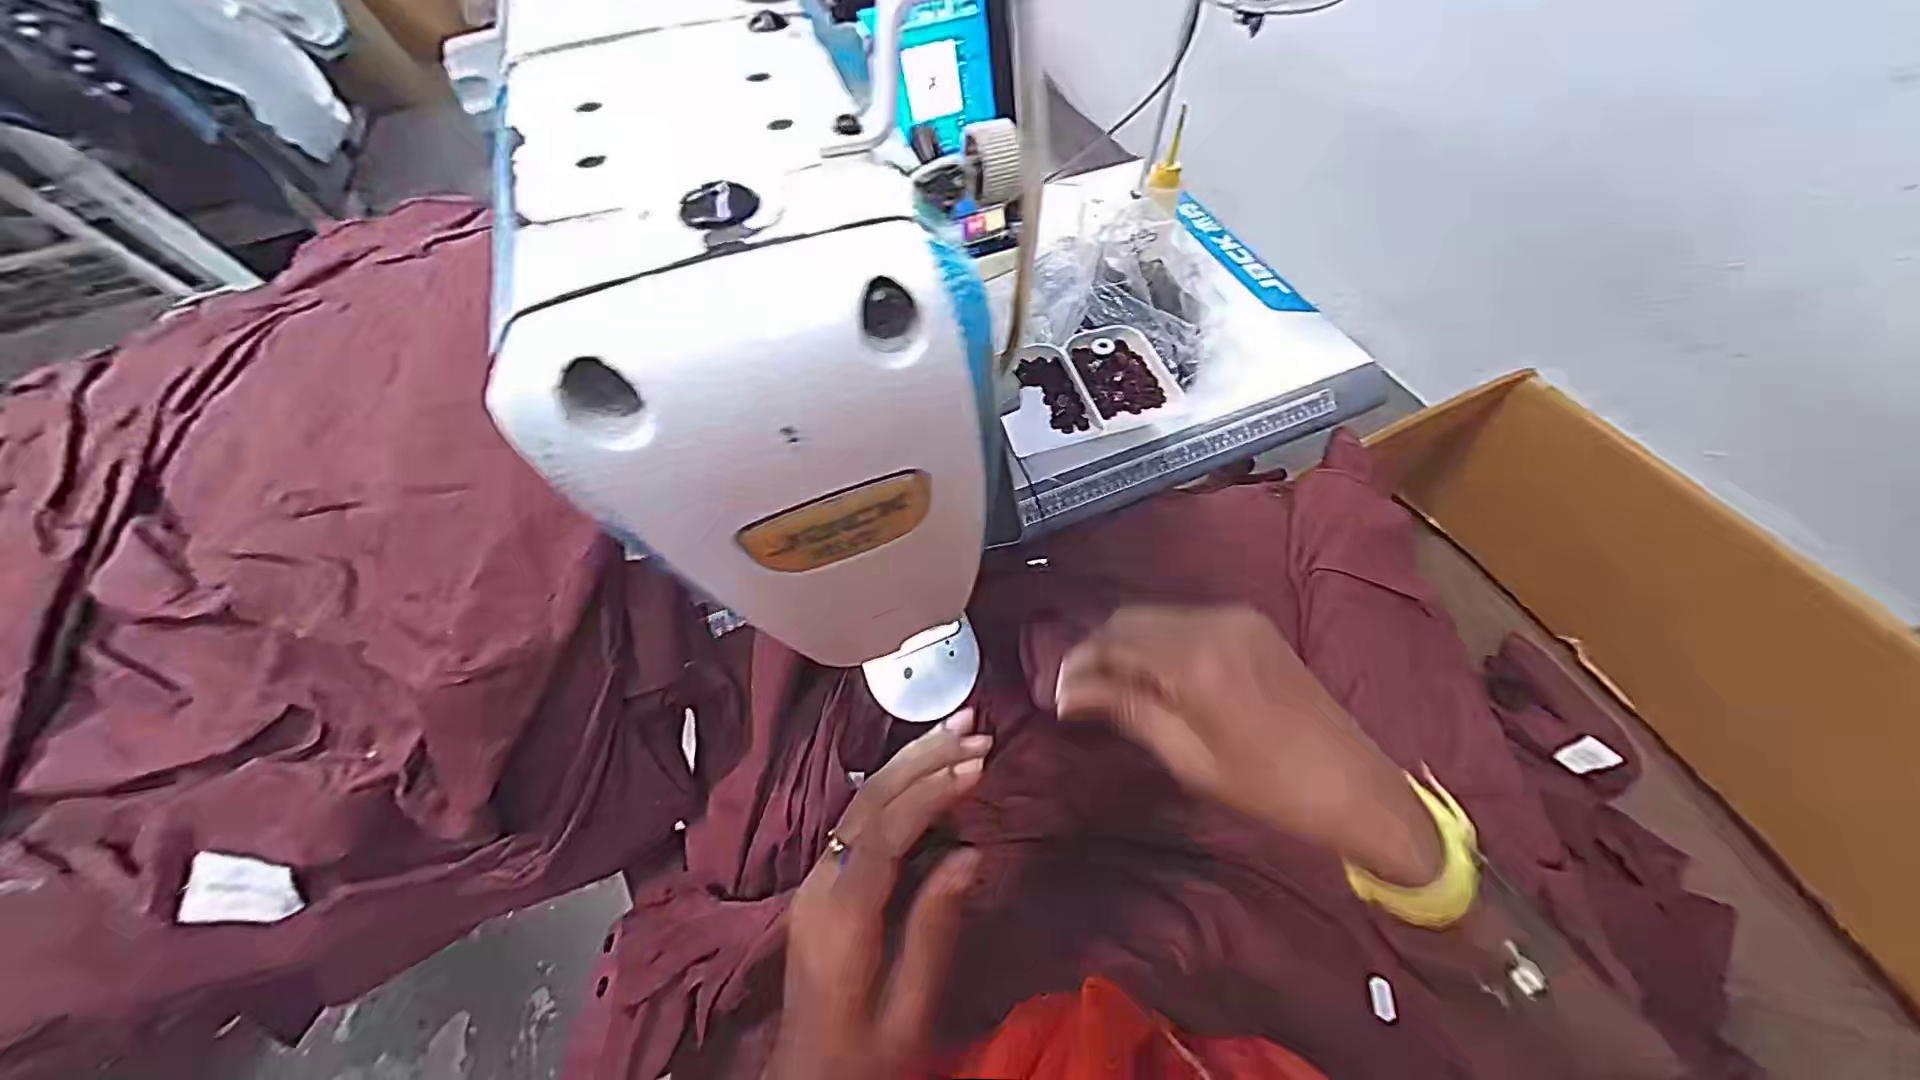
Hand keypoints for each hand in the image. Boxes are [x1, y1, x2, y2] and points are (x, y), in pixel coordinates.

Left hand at [772, 710, 990, 1079]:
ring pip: (863, 798)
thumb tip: (970, 853)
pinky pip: (862, 815)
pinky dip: (900, 783)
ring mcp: (816, 876)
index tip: (978, 764)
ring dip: (911, 759)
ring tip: (956, 728)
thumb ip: (935, 927)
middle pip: (869, 800)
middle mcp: (820, 882)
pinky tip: (928, 765)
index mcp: (840, 917)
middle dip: (924, 757)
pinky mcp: (823, 877)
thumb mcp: (910, 1013)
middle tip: (973, 729)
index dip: (932, 790)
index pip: (886, 831)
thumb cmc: (864, 1060)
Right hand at [1054, 605, 1442, 885]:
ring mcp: (1234, 617)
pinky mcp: (1248, 621)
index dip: (1076, 665)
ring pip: (1152, 615)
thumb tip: (1067, 694)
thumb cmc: (1267, 787)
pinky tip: (1154, 673)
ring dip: (1125, 643)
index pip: (1112, 643)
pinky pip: (1182, 619)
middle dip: (1096, 650)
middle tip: (1080, 691)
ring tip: (1113, 685)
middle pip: (1127, 619)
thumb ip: (1125, 709)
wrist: (1356, 785)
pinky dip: (1157, 640)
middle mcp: (1212, 623)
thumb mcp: (1186, 757)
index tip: (1057, 694)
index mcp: (1196, 661)